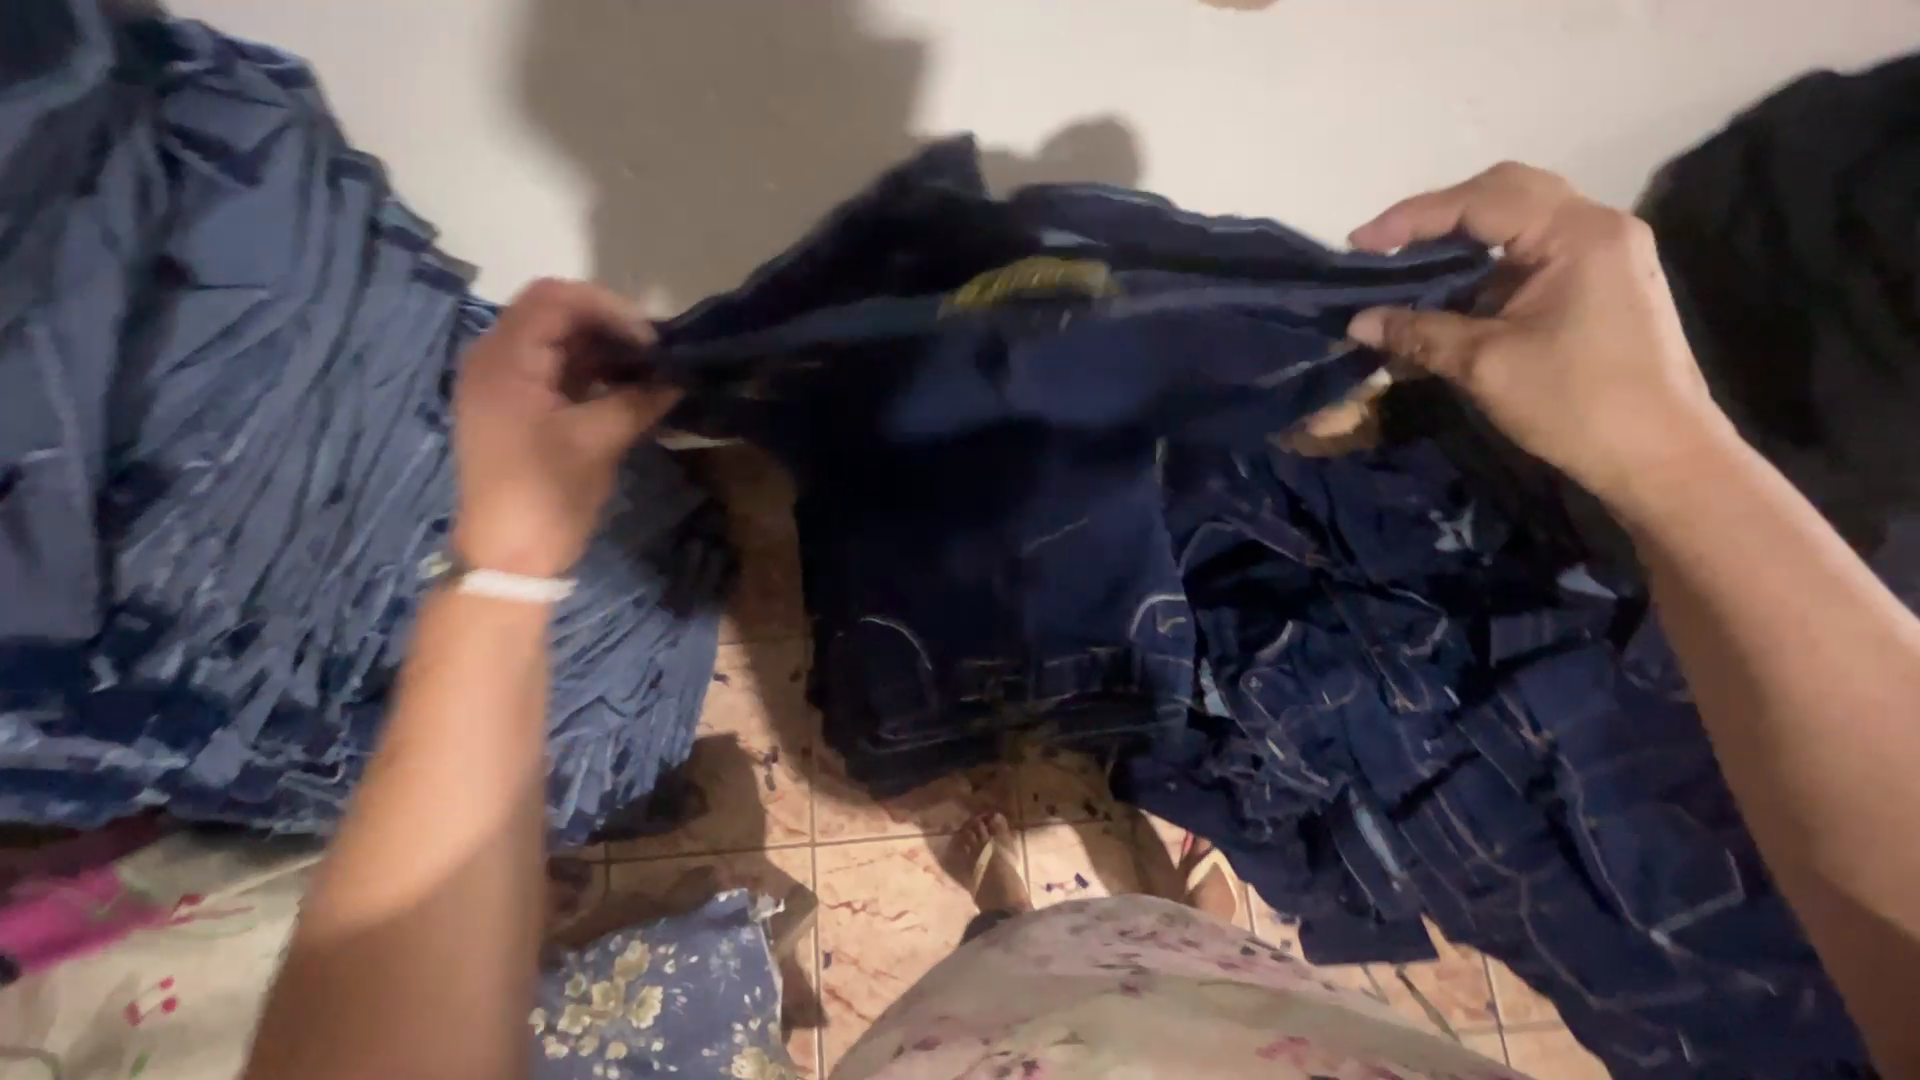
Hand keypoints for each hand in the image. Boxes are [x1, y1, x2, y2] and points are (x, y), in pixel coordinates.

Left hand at [452, 278, 680, 578]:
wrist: (508, 555)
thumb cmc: (547, 493)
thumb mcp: (599, 441)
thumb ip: (638, 399)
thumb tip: (678, 377)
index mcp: (505, 359)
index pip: (556, 299)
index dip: (609, 308)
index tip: (653, 340)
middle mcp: (496, 359)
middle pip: (555, 314)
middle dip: (610, 326)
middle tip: (657, 353)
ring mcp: (503, 383)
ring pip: (558, 342)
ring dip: (604, 349)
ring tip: (650, 370)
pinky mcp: (516, 406)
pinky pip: (555, 370)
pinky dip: (592, 372)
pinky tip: (627, 388)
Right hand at [1345, 163, 1732, 507]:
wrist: (1655, 453)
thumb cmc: (1574, 402)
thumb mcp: (1483, 365)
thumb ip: (1417, 333)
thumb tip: (1356, 323)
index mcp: (1578, 234)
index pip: (1482, 200)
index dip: (1412, 217)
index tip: (1359, 244)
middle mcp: (1595, 227)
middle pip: (1504, 193)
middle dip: (1437, 217)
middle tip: (1384, 249)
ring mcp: (1600, 253)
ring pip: (1516, 222)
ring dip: (1457, 242)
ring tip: (1406, 272)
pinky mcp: (1595, 282)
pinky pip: (1526, 255)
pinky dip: (1480, 267)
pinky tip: (1447, 295)